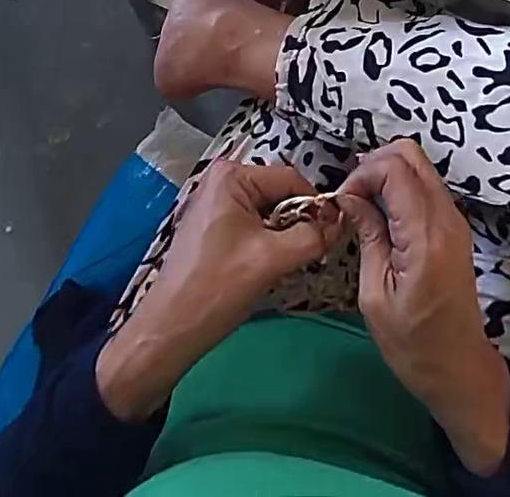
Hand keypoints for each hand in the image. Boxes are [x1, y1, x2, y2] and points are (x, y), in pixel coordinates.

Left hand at [97, 161, 340, 420]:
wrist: (167, 334)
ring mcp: (215, 201)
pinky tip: (267, 265)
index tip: (332, 235)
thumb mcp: (271, 260)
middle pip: (281, 193)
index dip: (316, 207)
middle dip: (299, 222)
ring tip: (286, 262)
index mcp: (231, 176)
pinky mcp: (214, 224)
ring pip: (271, 211)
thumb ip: (313, 236)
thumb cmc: (214, 289)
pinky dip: (269, 241)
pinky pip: (255, 223)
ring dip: (285, 234)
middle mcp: (222, 179)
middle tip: (309, 252)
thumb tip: (342, 221)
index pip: (292, 180)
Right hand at [337, 141, 509, 476]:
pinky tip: (381, 213)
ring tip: (362, 205)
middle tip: (352, 196)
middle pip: (411, 155)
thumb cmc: (414, 345)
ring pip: (420, 166)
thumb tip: (350, 198)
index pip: (395, 169)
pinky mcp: (455, 226)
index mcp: (426, 236)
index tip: (343, 201)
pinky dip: (401, 186)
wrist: (461, 370)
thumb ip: (368, 236)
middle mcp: (447, 218)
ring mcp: (455, 219)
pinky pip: (426, 186)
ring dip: (387, 173)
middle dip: (374, 163)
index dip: (362, 174)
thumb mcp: (375, 296)